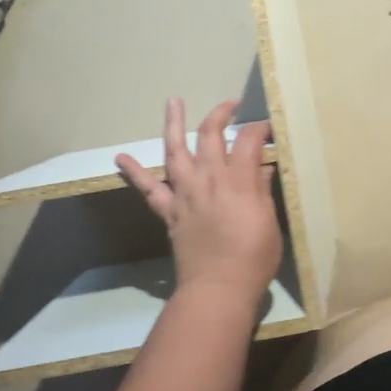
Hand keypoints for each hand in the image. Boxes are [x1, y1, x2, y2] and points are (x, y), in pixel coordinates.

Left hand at [117, 100, 280, 303]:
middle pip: (211, 134)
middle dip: (221, 113)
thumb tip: (264, 164)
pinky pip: (148, 188)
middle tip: (231, 104)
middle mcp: (209, 178)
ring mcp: (185, 192)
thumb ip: (263, 189)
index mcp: (239, 179)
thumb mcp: (270, 220)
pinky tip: (120, 157)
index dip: (260, 128)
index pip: (249, 140)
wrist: (218, 288)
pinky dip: (134, 172)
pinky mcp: (169, 210)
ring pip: (176, 150)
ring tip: (173, 101)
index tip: (268, 128)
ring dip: (173, 123)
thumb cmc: (253, 258)